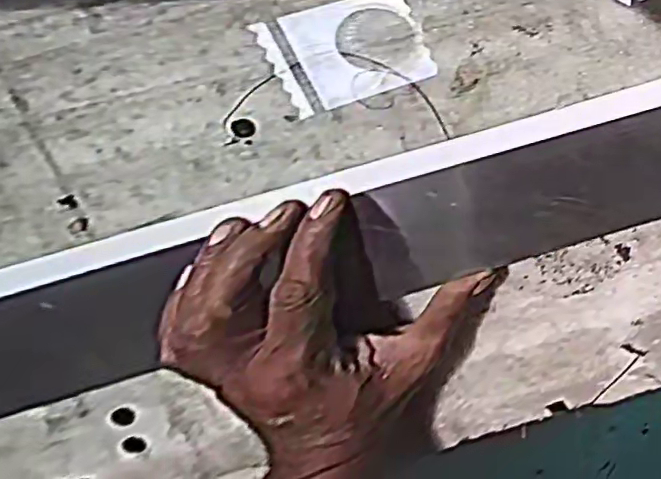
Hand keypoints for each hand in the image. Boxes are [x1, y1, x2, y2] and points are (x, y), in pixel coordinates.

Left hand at [159, 190, 498, 478]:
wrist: (327, 455)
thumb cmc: (367, 413)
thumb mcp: (418, 361)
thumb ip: (449, 312)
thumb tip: (481, 271)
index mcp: (297, 362)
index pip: (295, 292)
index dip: (310, 243)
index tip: (327, 206)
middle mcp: (248, 369)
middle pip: (221, 305)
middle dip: (251, 250)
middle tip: (285, 211)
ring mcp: (224, 372)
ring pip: (191, 318)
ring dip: (214, 266)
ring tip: (242, 227)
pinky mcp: (216, 369)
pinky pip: (179, 332)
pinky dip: (186, 293)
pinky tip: (206, 265)